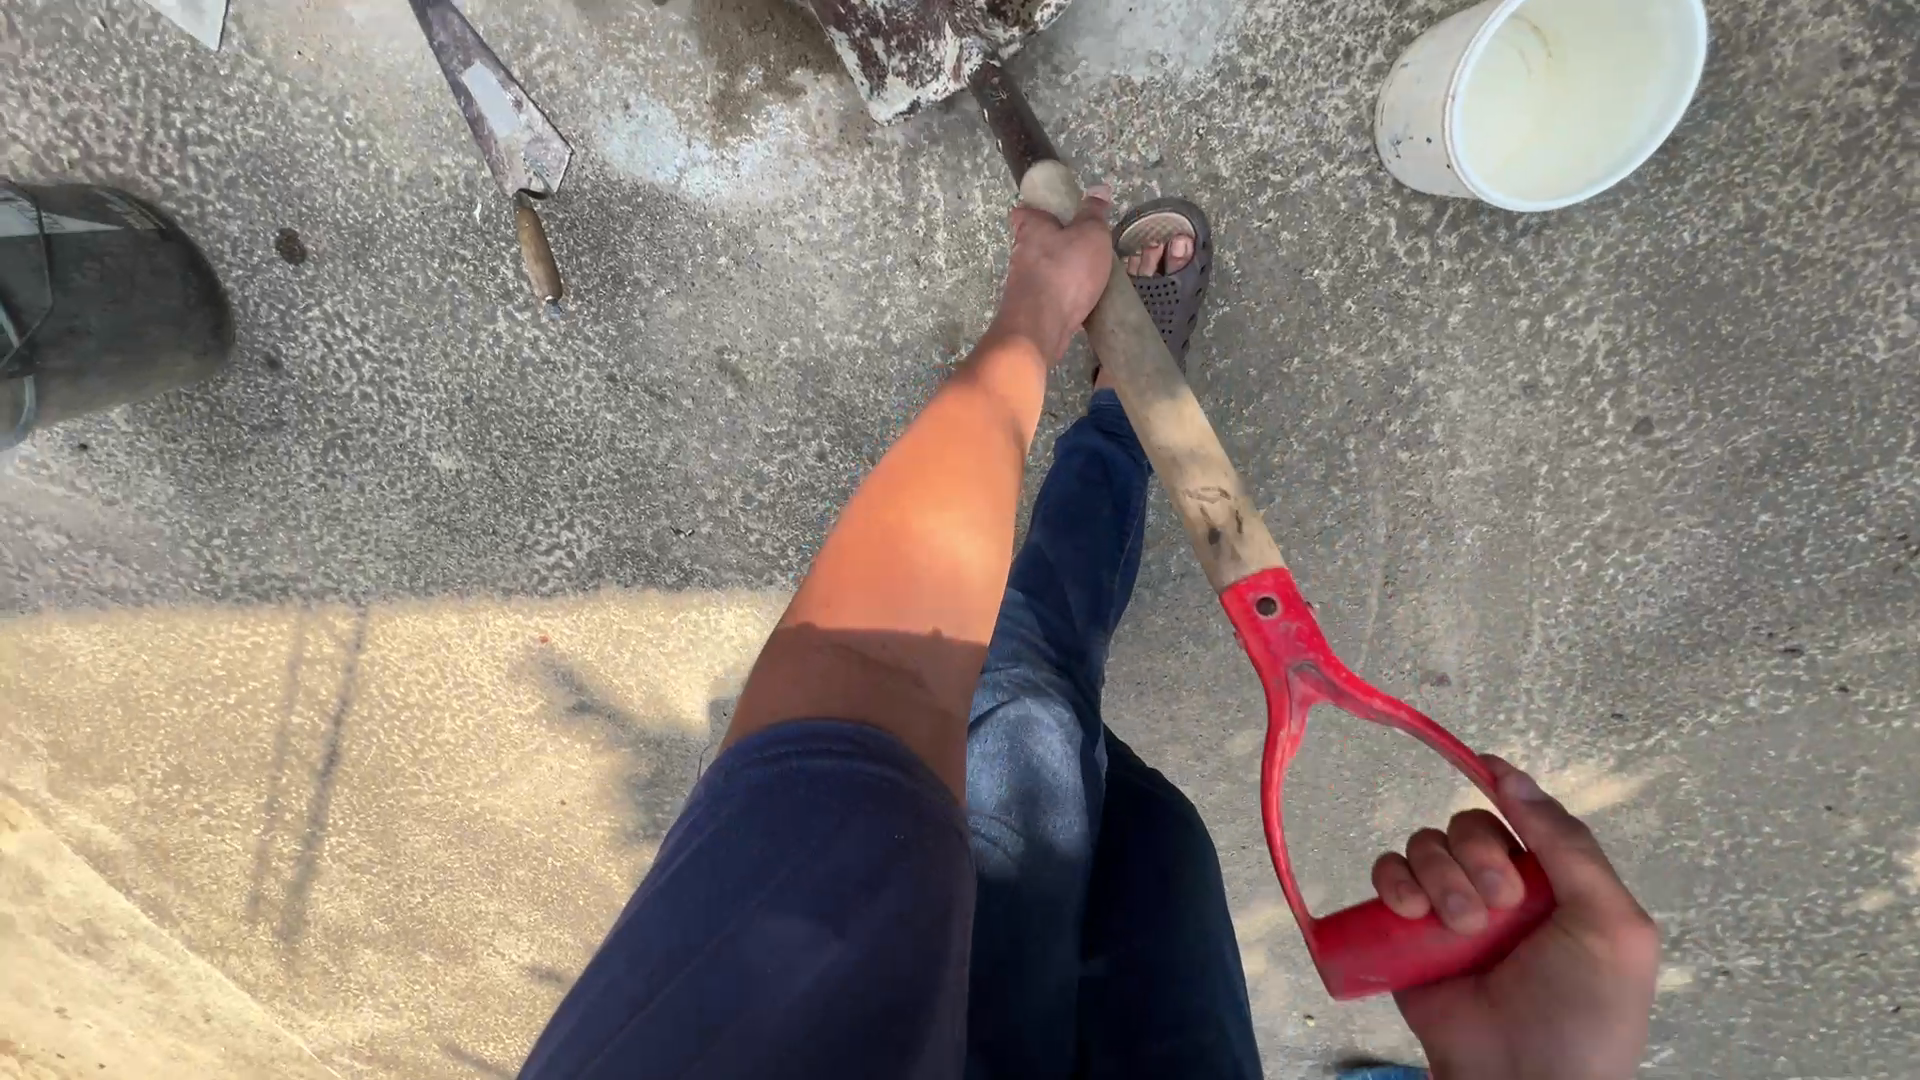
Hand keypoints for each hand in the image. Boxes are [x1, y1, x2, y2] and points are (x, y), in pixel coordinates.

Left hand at [987, 185, 1113, 361]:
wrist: (1041, 327)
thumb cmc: (1065, 272)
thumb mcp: (1090, 234)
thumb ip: (1094, 213)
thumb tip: (1098, 190)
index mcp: (1031, 229)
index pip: (1023, 212)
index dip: (1036, 210)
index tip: (1055, 213)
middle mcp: (1021, 255)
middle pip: (1035, 243)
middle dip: (1055, 243)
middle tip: (1083, 245)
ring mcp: (1023, 286)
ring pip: (1042, 272)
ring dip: (1061, 273)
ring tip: (1089, 274)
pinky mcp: (1031, 311)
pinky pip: (1050, 297)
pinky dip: (1063, 297)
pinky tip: (1083, 301)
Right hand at [1371, 756, 1659, 1079]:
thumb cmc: (1582, 1013)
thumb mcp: (1612, 931)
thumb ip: (1570, 848)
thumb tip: (1510, 773)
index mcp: (1554, 885)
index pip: (1523, 816)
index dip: (1505, 793)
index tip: (1483, 770)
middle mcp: (1498, 886)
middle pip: (1466, 826)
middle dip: (1475, 857)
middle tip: (1496, 905)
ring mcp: (1447, 903)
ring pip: (1423, 845)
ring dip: (1437, 876)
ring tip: (1457, 927)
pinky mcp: (1404, 922)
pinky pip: (1386, 871)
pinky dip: (1392, 882)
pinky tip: (1408, 911)